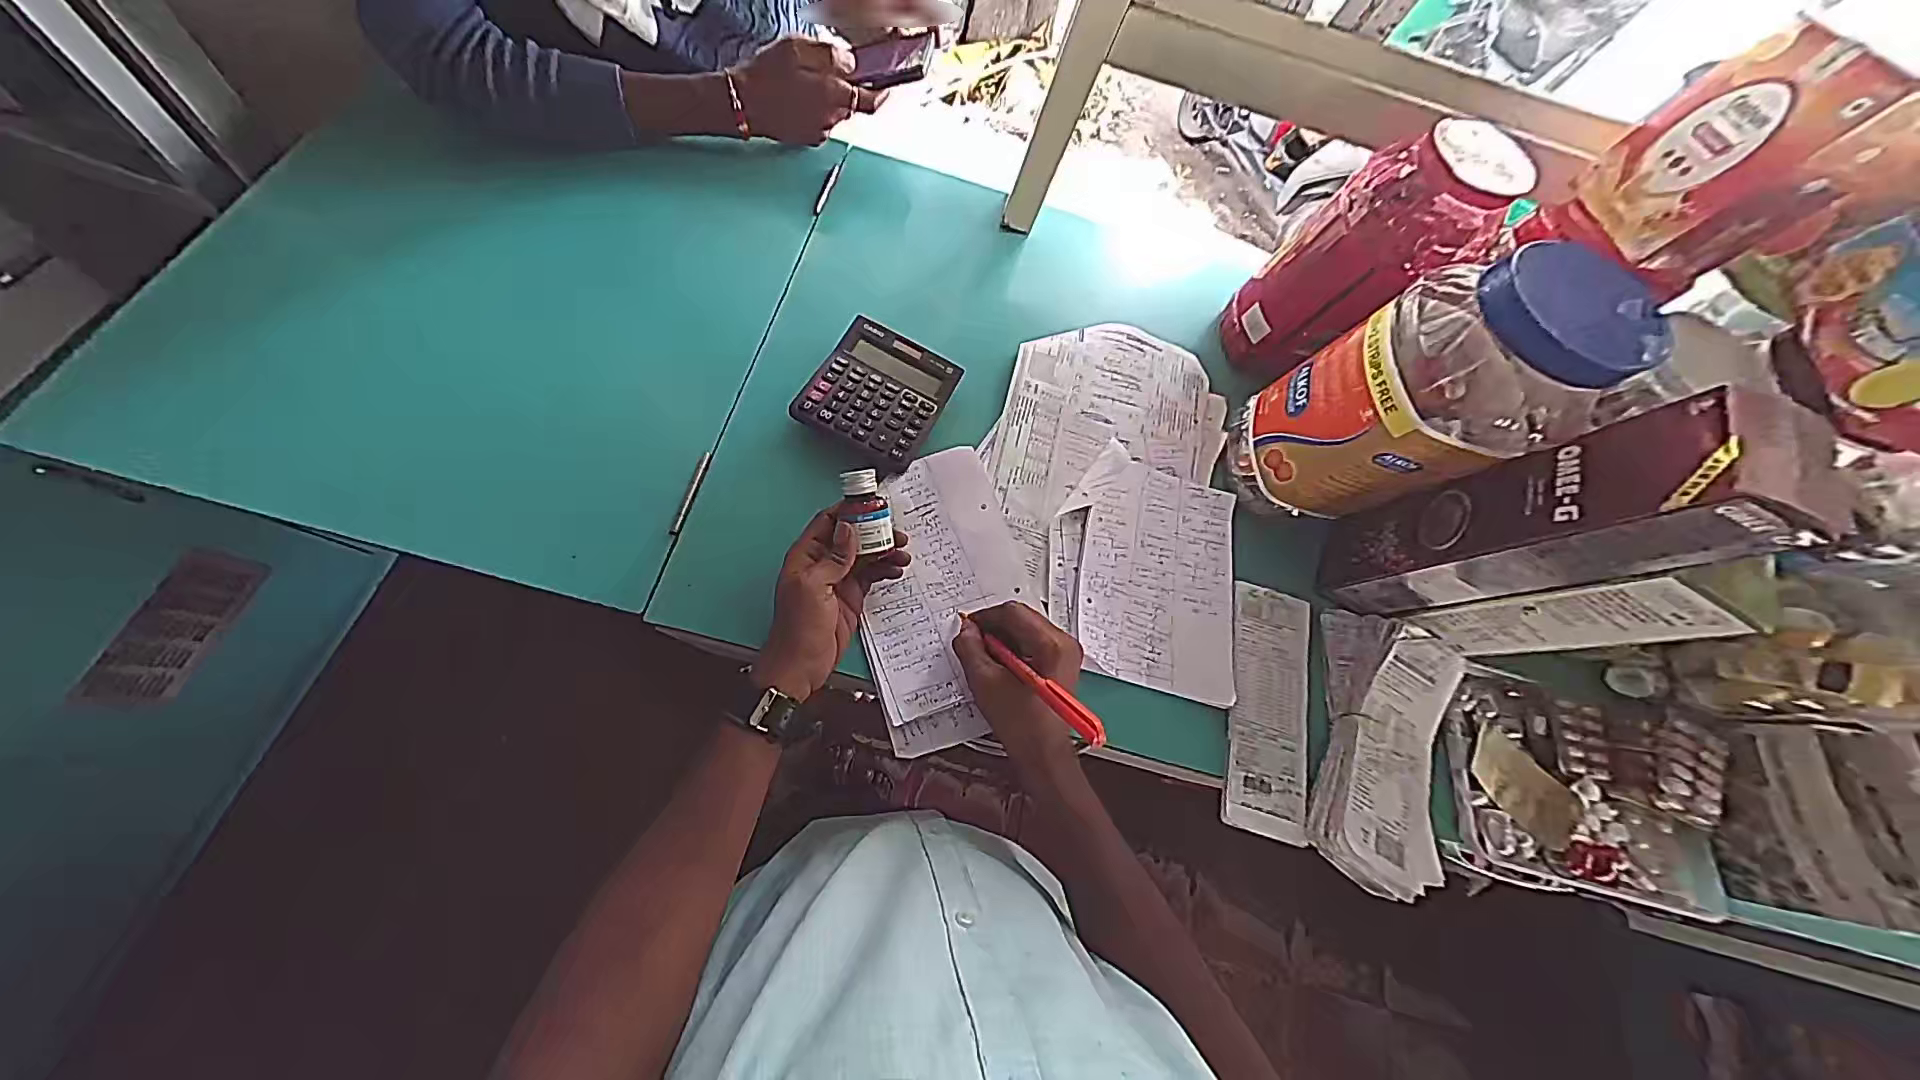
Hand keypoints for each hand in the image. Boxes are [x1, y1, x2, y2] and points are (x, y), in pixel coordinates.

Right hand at [731, 37, 882, 145]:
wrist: (742, 104)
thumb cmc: (766, 76)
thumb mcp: (798, 49)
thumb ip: (830, 55)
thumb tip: (851, 62)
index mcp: (834, 95)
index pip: (871, 100)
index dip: (881, 93)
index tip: (886, 87)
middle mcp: (831, 118)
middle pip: (850, 104)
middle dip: (844, 89)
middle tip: (826, 72)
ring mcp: (820, 131)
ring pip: (834, 113)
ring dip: (827, 99)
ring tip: (803, 83)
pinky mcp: (808, 138)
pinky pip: (820, 122)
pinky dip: (815, 110)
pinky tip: (796, 98)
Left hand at [754, 508, 909, 700]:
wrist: (801, 666)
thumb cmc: (797, 629)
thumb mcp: (814, 587)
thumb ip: (833, 558)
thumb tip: (848, 529)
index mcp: (806, 556)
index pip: (829, 522)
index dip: (850, 511)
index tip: (873, 505)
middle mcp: (822, 564)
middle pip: (852, 537)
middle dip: (875, 531)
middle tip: (896, 531)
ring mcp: (837, 580)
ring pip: (865, 556)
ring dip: (884, 552)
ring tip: (902, 552)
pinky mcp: (850, 596)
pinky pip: (870, 576)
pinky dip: (884, 570)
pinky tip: (896, 569)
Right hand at [952, 601, 1084, 770]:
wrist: (1042, 753)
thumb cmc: (1023, 726)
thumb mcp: (986, 682)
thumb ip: (971, 649)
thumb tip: (967, 631)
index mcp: (1051, 645)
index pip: (1013, 612)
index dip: (985, 618)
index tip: (969, 628)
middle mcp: (1064, 644)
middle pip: (1022, 618)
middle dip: (995, 628)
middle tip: (975, 643)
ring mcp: (1066, 654)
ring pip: (1027, 629)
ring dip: (1004, 639)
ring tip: (988, 660)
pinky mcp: (1063, 663)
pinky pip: (1034, 643)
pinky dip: (1015, 649)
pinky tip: (1002, 667)